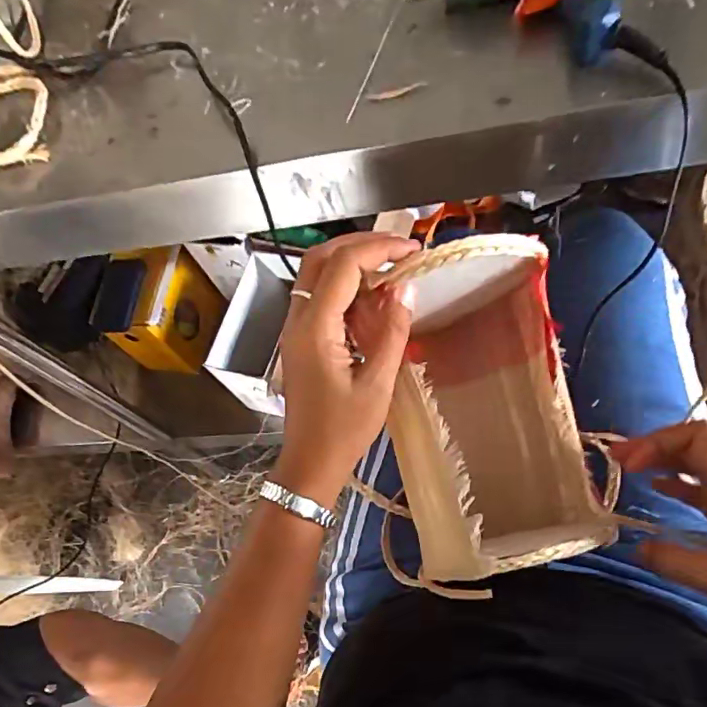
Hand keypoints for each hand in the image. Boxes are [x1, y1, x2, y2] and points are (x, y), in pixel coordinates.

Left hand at [275, 233, 420, 506]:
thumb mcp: (377, 384)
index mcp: (315, 329)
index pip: (342, 265)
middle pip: (321, 258)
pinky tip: (372, 302)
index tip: (411, 249)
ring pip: (317, 276)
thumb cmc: (343, 431)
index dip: (378, 248)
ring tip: (390, 272)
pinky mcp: (301, 340)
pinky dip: (346, 289)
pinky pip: (319, 299)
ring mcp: (296, 330)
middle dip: (361, 245)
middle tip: (398, 250)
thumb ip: (392, 333)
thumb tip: (406, 289)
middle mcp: (298, 321)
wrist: (311, 461)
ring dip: (352, 264)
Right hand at [613, 422, 706, 638]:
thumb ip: (674, 561)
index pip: (698, 437)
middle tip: (617, 461)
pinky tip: (668, 494)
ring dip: (670, 464)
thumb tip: (637, 547)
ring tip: (634, 473)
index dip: (657, 441)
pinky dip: (687, 486)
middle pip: (700, 446)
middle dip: (656, 448)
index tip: (627, 463)